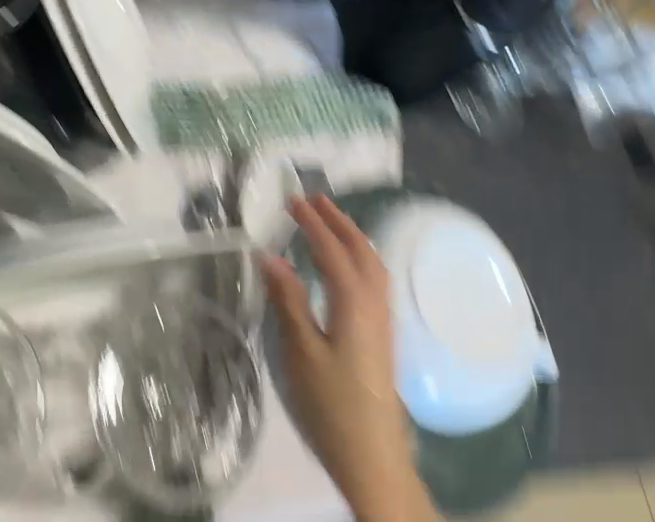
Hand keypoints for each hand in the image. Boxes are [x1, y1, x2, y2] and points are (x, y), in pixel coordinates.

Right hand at [262, 196, 436, 521]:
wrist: (373, 455)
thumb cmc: (331, 403)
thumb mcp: (301, 352)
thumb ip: (288, 300)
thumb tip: (270, 255)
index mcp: (354, 302)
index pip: (332, 250)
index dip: (312, 223)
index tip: (292, 200)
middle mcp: (374, 303)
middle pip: (360, 250)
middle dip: (338, 221)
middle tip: (314, 199)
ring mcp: (383, 320)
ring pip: (372, 264)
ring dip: (352, 237)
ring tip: (330, 223)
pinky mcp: (383, 336)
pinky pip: (375, 280)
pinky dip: (360, 258)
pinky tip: (346, 268)